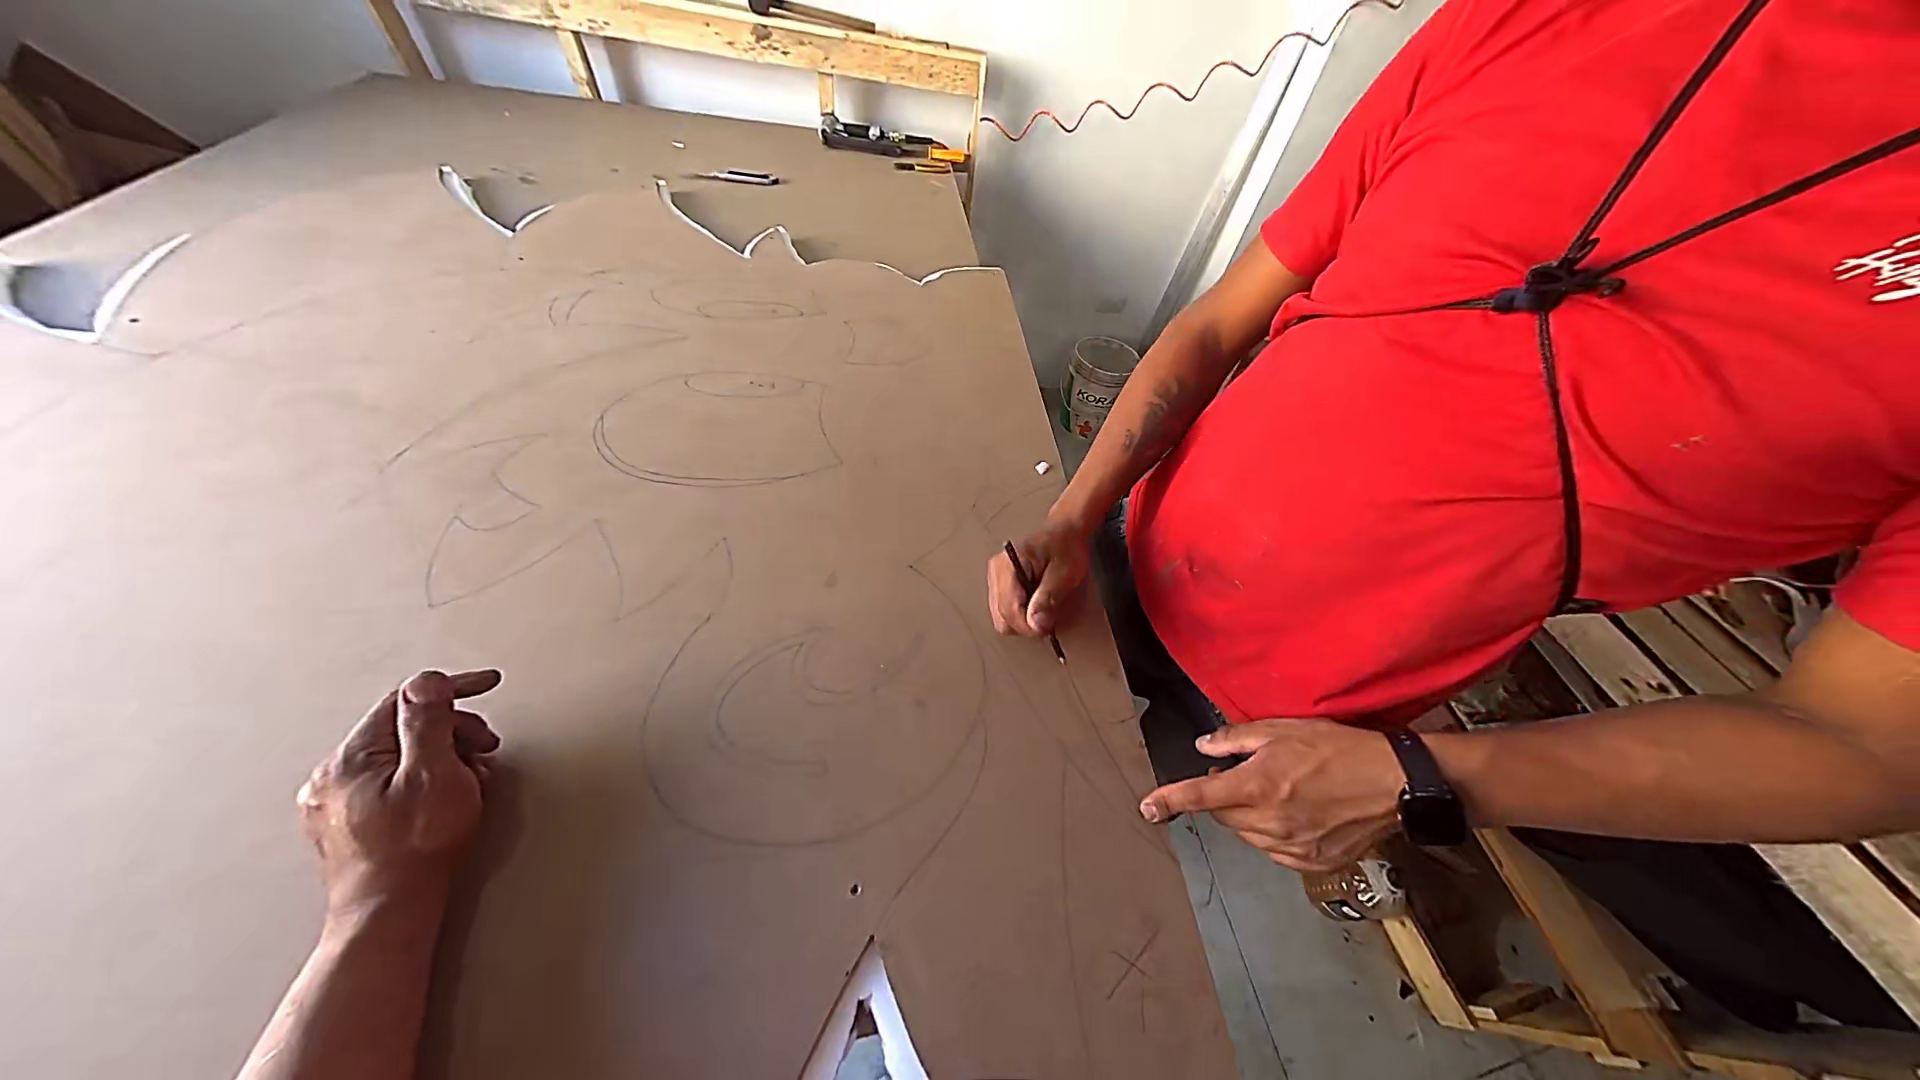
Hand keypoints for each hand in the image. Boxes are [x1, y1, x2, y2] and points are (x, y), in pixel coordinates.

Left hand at [297, 669, 502, 916]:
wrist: (390, 911)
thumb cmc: (415, 849)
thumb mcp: (434, 774)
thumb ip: (429, 723)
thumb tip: (427, 683)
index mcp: (352, 759)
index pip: (406, 699)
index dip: (452, 688)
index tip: (486, 684)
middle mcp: (335, 777)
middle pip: (406, 726)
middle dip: (456, 730)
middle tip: (484, 749)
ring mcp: (339, 801)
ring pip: (403, 753)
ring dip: (446, 755)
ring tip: (468, 780)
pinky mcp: (350, 821)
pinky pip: (396, 777)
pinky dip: (429, 776)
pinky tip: (447, 796)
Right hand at [986, 515, 1091, 636]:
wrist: (1064, 532)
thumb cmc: (1066, 548)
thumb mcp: (1064, 573)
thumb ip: (1048, 598)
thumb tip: (1035, 625)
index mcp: (1008, 565)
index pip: (1008, 608)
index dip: (1027, 625)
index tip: (1046, 630)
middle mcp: (996, 571)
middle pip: (1001, 617)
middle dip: (1025, 624)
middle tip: (1047, 620)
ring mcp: (995, 578)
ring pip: (1001, 617)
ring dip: (1022, 620)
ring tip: (1042, 609)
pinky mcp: (999, 584)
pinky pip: (1004, 611)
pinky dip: (1020, 615)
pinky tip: (1034, 604)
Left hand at [1137, 719, 1404, 872]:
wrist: (1393, 782)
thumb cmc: (1336, 748)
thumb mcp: (1280, 729)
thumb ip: (1234, 739)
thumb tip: (1203, 747)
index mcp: (1257, 786)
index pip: (1200, 797)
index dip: (1169, 801)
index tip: (1148, 808)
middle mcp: (1270, 821)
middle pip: (1221, 816)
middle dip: (1220, 796)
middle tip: (1241, 774)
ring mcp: (1292, 846)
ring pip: (1245, 834)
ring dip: (1244, 815)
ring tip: (1273, 790)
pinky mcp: (1312, 862)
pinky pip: (1272, 849)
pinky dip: (1269, 832)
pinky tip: (1290, 813)